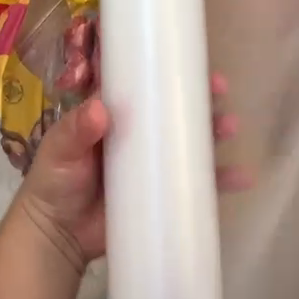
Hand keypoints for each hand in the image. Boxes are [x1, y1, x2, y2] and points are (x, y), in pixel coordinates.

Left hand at [12, 80, 245, 276]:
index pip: (146, 86)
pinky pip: (197, 186)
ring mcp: (154, 166)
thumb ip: (75, 130)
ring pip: (191, 144)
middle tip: (220, 89)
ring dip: (214, 133)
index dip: (169, 73)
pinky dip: (221, 181)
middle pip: (176, 111)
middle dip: (201, 99)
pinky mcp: (163, 197)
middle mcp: (140, 135)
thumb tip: (100, 110)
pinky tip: (242, 177)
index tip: (191, 63)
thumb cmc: (55, 179)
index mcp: (116, 114)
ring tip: (230, 126)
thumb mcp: (60, 148)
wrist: (57, 235)